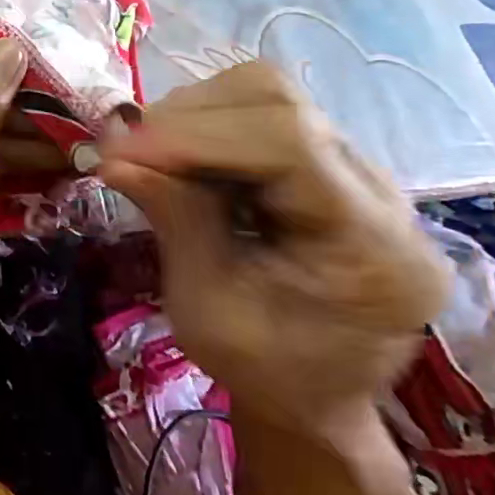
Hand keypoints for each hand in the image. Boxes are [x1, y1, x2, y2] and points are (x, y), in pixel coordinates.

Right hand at [96, 63, 450, 438]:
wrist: (313, 398)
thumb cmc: (263, 370)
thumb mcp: (206, 309)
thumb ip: (174, 220)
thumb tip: (113, 153)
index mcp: (372, 249)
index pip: (288, 144)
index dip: (194, 135)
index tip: (120, 152)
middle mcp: (382, 195)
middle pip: (279, 103)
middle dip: (187, 117)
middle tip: (126, 150)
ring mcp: (358, 174)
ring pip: (267, 95)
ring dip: (191, 114)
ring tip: (148, 154)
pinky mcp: (327, 165)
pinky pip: (260, 114)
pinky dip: (202, 123)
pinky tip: (176, 157)